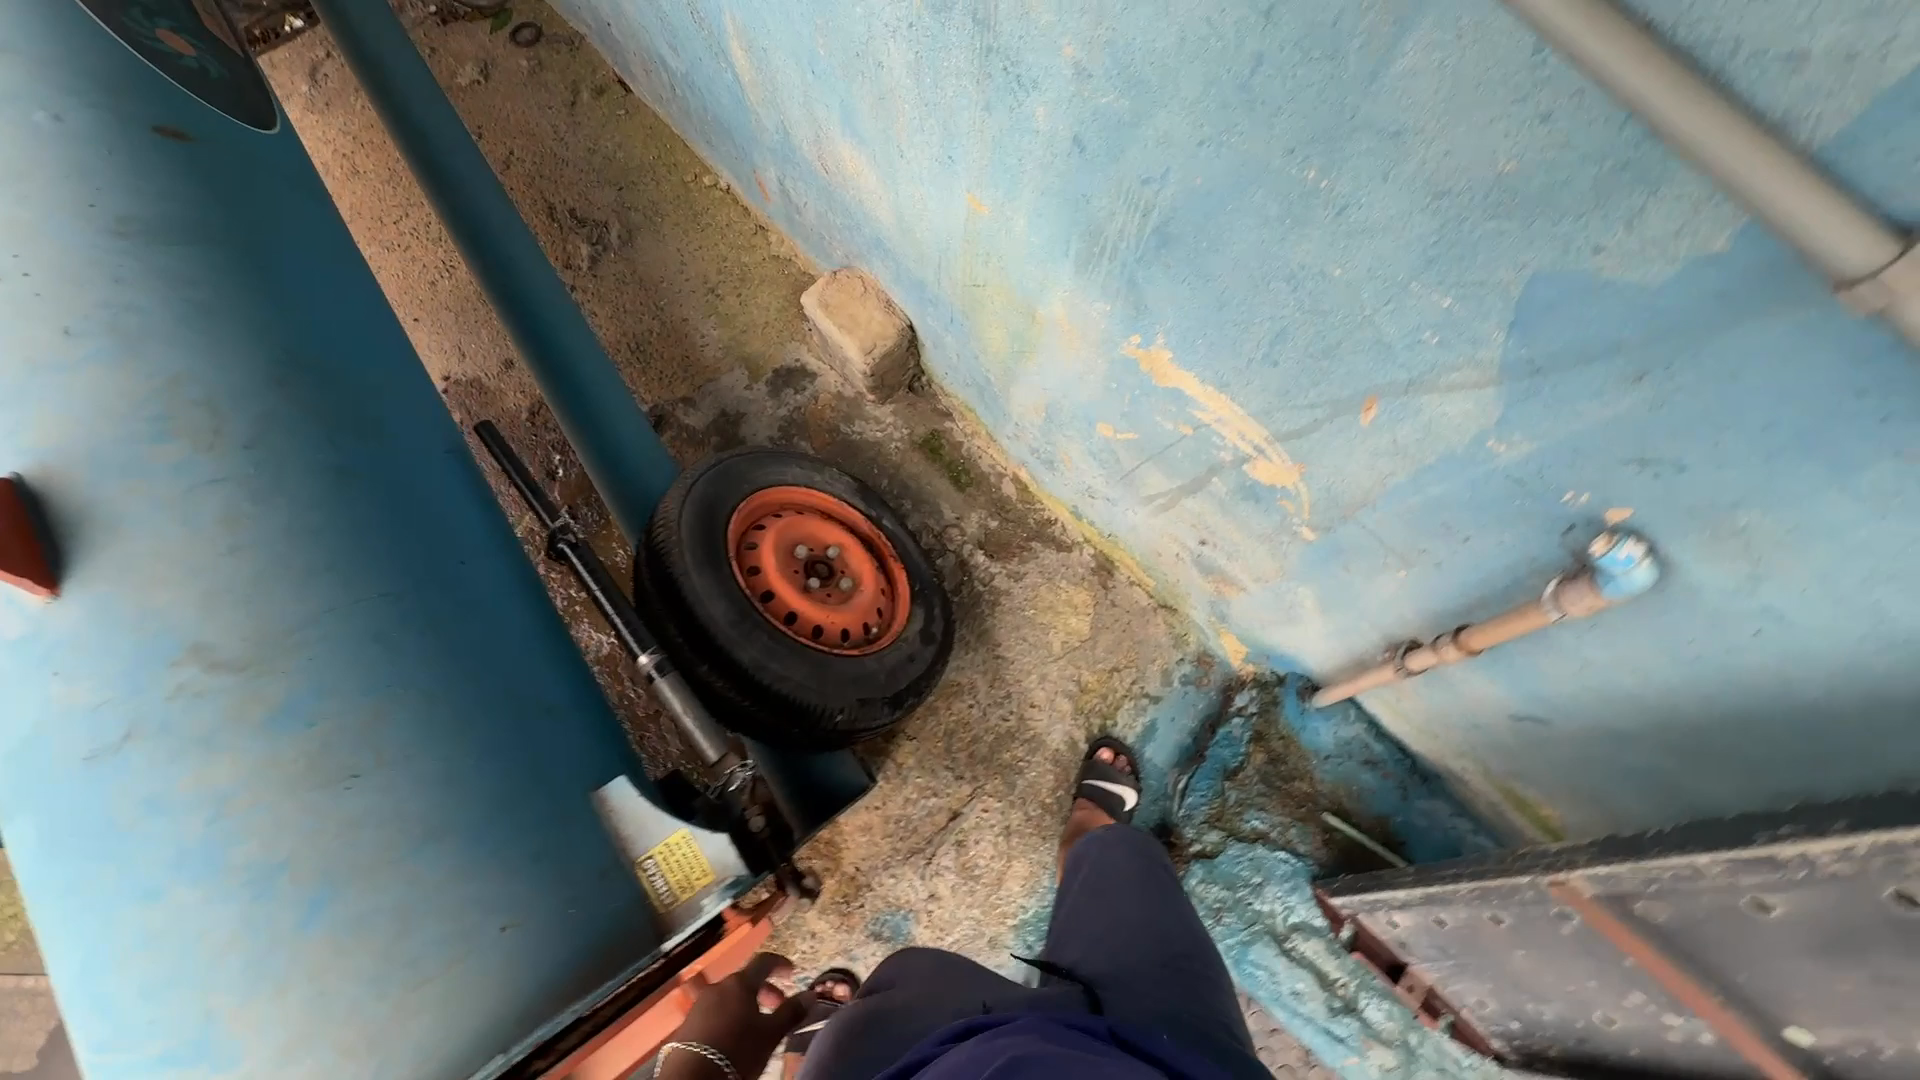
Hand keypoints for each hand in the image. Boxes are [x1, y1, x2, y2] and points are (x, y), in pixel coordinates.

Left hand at [660, 953, 815, 1079]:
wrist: (691, 1079)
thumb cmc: (736, 1051)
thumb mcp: (770, 1035)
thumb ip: (791, 1012)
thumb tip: (812, 994)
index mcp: (740, 983)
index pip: (764, 961)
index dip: (780, 963)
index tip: (792, 972)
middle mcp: (718, 987)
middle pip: (745, 980)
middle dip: (764, 990)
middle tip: (777, 1005)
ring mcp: (699, 1005)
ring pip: (728, 996)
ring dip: (745, 1004)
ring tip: (755, 1025)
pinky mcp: (687, 1024)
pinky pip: (714, 1011)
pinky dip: (728, 1016)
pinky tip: (732, 1036)